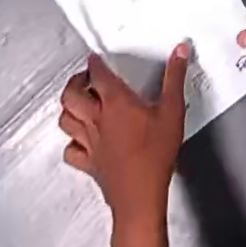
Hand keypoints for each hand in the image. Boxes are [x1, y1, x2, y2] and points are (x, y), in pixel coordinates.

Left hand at [60, 45, 188, 222]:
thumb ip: (175, 77)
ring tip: (78, 101)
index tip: (94, 58)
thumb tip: (180, 51)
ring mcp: (89, 143)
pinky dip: (71, 140)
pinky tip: (80, 138)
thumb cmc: (156, 152)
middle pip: (71, 96)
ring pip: (65, 121)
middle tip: (84, 77)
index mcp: (116, 103)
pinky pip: (70, 149)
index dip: (94, 64)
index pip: (99, 76)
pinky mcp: (88, 163)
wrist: (141, 195)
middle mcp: (97, 120)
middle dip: (74, 82)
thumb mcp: (173, 109)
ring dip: (68, 108)